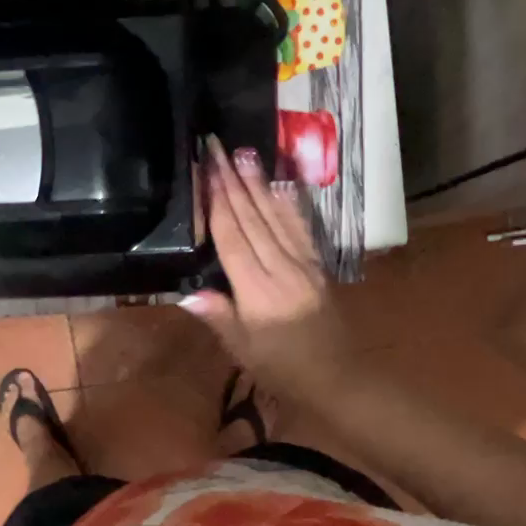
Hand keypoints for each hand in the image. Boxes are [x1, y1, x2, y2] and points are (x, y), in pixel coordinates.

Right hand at [183, 138, 357, 399]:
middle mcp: (280, 268)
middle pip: (253, 219)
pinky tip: (280, 187)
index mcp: (257, 291)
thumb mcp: (244, 351)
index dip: (217, 202)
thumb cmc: (284, 371)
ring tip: (245, 154)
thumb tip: (188, 293)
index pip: (232, 237)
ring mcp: (303, 265)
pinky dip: (288, 205)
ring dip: (259, 184)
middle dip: (234, 182)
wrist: (337, 378)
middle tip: (218, 147)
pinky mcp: (317, 267)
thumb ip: (220, 318)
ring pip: (276, 217)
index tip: (205, 169)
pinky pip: (300, 229)